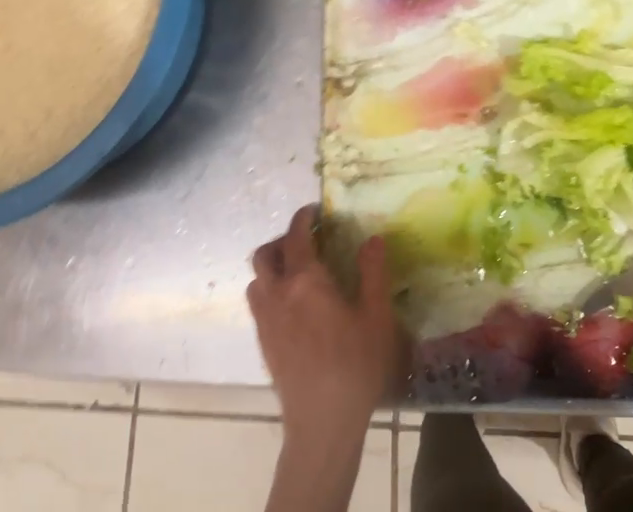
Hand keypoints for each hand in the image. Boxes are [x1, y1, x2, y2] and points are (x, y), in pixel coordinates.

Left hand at [248, 206, 404, 438]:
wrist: (322, 421)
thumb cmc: (355, 365)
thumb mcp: (376, 316)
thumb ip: (372, 273)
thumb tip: (372, 239)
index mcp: (306, 281)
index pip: (296, 237)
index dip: (302, 219)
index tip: (312, 211)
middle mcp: (278, 294)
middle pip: (264, 255)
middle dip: (281, 240)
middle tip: (304, 241)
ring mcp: (265, 320)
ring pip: (256, 280)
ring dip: (270, 267)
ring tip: (294, 271)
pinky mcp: (263, 343)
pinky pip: (258, 304)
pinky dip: (269, 291)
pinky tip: (292, 306)